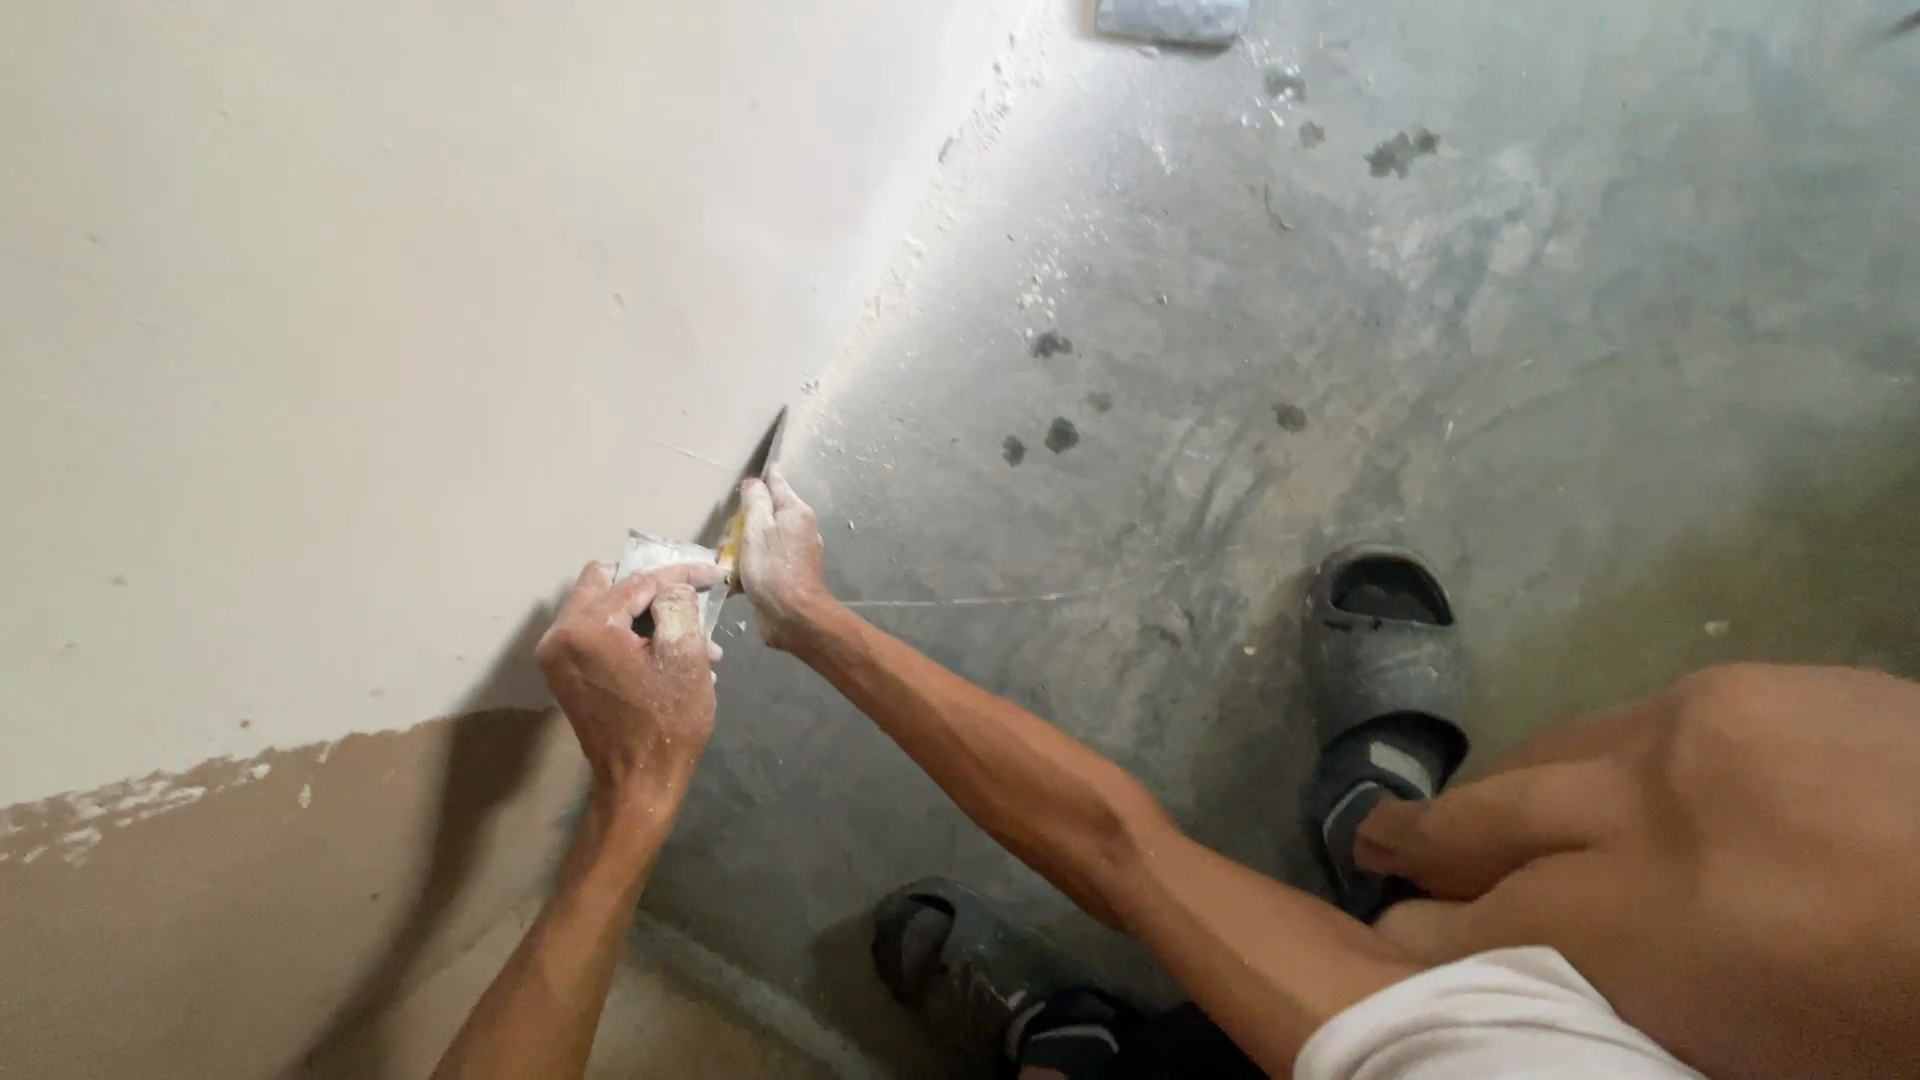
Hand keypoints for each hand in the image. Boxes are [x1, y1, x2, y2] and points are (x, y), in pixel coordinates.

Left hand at [536, 560, 726, 803]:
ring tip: (694, 634)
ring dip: (646, 612)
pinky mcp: (567, 673)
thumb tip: (674, 586)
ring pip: (604, 607)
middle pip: (608, 583)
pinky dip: (632, 633)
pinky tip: (672, 651)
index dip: (681, 573)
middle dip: (654, 586)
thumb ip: (678, 603)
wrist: (640, 781)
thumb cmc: (667, 720)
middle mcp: (560, 636)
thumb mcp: (684, 653)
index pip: (638, 581)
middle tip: (691, 593)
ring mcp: (558, 656)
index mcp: (586, 627)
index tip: (716, 573)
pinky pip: (599, 633)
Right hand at [739, 468, 832, 649]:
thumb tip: (755, 481)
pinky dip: (750, 562)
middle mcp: (801, 527)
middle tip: (729, 531)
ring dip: (744, 543)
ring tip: (727, 555)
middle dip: (746, 518)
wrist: (793, 616)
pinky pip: (765, 558)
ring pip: (764, 536)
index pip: (777, 482)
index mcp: (796, 511)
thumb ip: (755, 501)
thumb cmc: (773, 569)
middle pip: (768, 511)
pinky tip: (735, 574)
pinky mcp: (788, 572)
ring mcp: (796, 551)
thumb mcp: (757, 529)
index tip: (746, 476)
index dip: (761, 477)